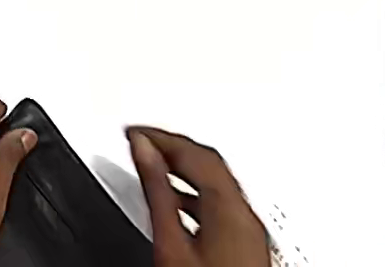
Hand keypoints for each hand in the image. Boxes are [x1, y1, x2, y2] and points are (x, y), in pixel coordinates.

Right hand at [128, 127, 270, 266]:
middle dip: (172, 146)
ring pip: (217, 183)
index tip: (133, 133)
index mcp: (230, 206)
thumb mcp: (169, 240)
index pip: (193, 150)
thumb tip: (140, 146)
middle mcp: (246, 216)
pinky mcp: (249, 251)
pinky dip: (195, 192)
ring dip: (184, 168)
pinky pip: (221, 205)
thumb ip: (155, 188)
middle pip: (209, 162)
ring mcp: (251, 236)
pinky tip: (177, 203)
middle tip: (142, 141)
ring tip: (153, 164)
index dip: (159, 135)